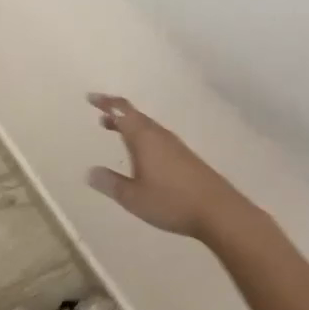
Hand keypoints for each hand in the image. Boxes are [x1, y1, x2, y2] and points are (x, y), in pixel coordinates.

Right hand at [86, 93, 254, 239]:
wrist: (218, 211)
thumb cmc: (171, 201)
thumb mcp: (133, 197)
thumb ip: (110, 183)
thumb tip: (90, 172)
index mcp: (144, 138)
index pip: (122, 111)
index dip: (106, 102)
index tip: (91, 98)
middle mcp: (160, 136)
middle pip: (136, 117)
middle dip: (117, 115)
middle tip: (101, 119)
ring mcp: (176, 146)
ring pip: (148, 128)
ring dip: (131, 128)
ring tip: (118, 134)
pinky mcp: (186, 158)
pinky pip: (158, 139)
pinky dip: (144, 139)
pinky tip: (144, 157)